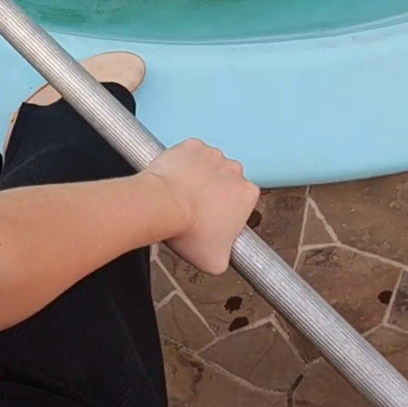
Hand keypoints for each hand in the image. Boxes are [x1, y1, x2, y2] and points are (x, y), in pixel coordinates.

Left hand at [143, 139, 259, 273]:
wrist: (160, 206)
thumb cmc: (187, 230)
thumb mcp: (215, 260)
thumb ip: (226, 257)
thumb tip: (221, 257)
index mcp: (247, 194)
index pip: (242, 202)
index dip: (227, 212)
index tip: (212, 220)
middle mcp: (235, 170)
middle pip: (226, 181)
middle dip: (214, 193)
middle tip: (194, 209)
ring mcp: (213, 154)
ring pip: (208, 166)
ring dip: (198, 176)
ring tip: (180, 194)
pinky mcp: (191, 146)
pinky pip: (190, 153)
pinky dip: (183, 162)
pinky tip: (174, 178)